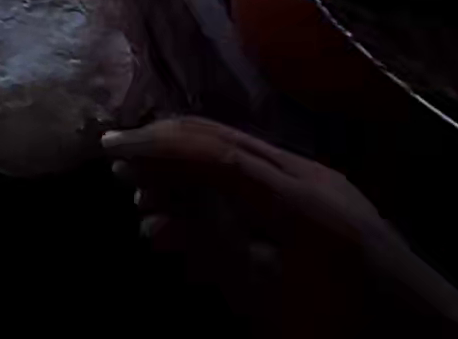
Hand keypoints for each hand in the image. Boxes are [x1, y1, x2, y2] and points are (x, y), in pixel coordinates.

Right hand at [105, 117, 457, 337]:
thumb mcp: (270, 301)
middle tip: (118, 165)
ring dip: (181, 167)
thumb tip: (149, 207)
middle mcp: (311, 177)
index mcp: (304, 204)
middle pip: (216, 137)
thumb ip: (208, 246)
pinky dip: (211, 181)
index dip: (153, 145)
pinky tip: (188, 213)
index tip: (109, 147)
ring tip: (147, 198)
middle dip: (159, 147)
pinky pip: (253, 170)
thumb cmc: (349, 330)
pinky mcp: (323, 193)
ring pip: (229, 149)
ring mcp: (321, 182)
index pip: (211, 150)